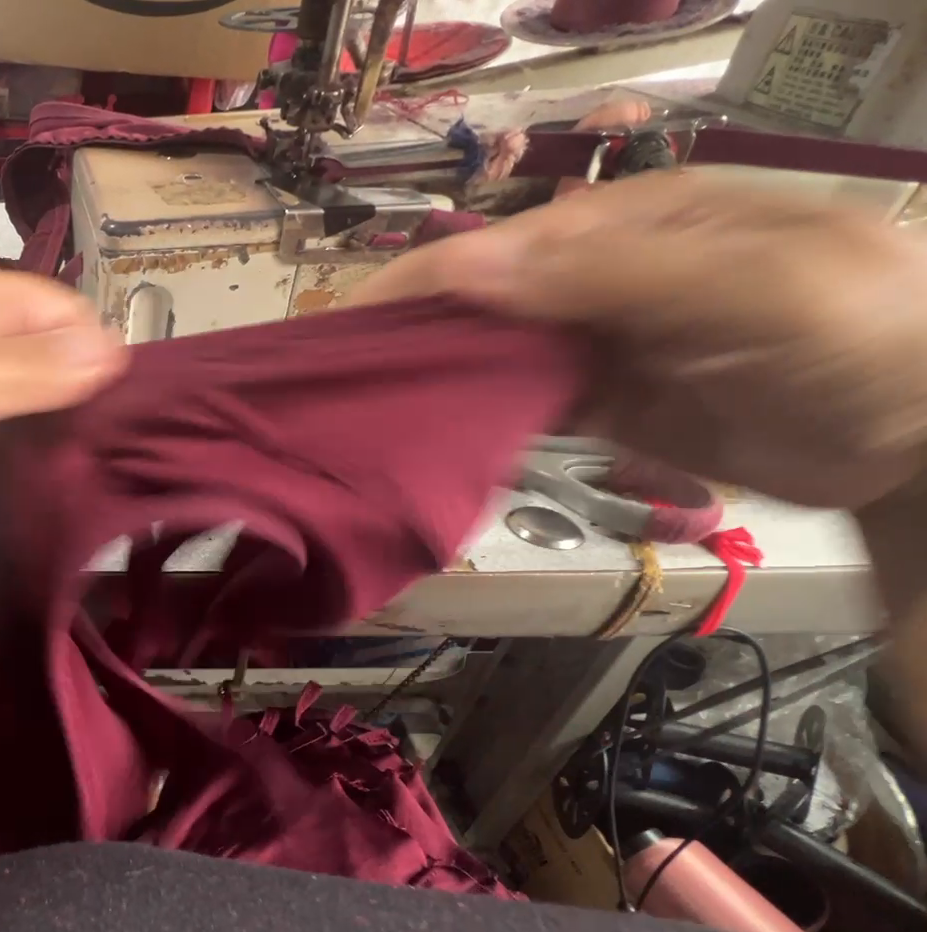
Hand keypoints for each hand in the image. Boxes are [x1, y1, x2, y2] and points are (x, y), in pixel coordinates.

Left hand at [0, 260, 125, 571]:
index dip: (94, 348)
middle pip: (37, 358)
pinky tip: (52, 488)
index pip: (50, 308)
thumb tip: (117, 349)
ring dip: (51, 435)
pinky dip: (16, 465)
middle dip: (79, 395)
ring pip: (15, 409)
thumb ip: (24, 369)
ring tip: (105, 473)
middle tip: (129, 449)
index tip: (134, 405)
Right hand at [350, 171, 926, 508]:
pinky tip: (426, 435)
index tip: (339, 330)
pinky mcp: (594, 398)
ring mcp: (593, 340)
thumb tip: (460, 269)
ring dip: (428, 376)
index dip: (415, 284)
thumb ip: (603, 276)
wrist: (926, 441)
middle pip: (478, 299)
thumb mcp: (744, 290)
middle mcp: (597, 276)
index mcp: (627, 225)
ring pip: (486, 352)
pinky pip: (511, 401)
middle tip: (328, 376)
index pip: (496, 248)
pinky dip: (468, 415)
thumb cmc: (855, 341)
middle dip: (407, 331)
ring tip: (355, 408)